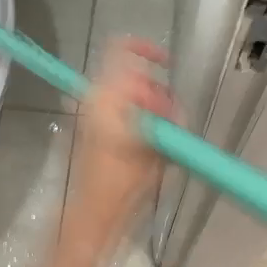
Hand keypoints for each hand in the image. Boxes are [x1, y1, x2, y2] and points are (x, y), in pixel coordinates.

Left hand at [60, 37, 175, 258]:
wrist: (92, 217)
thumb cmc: (122, 184)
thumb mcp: (155, 148)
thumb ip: (166, 119)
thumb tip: (173, 107)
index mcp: (108, 96)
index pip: (121, 51)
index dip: (146, 49)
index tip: (167, 63)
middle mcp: (96, 100)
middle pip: (130, 76)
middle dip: (155, 91)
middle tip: (171, 118)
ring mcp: (93, 116)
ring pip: (127, 96)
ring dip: (149, 108)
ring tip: (164, 137)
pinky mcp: (94, 133)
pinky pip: (122, 113)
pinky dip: (140, 121)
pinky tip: (152, 146)